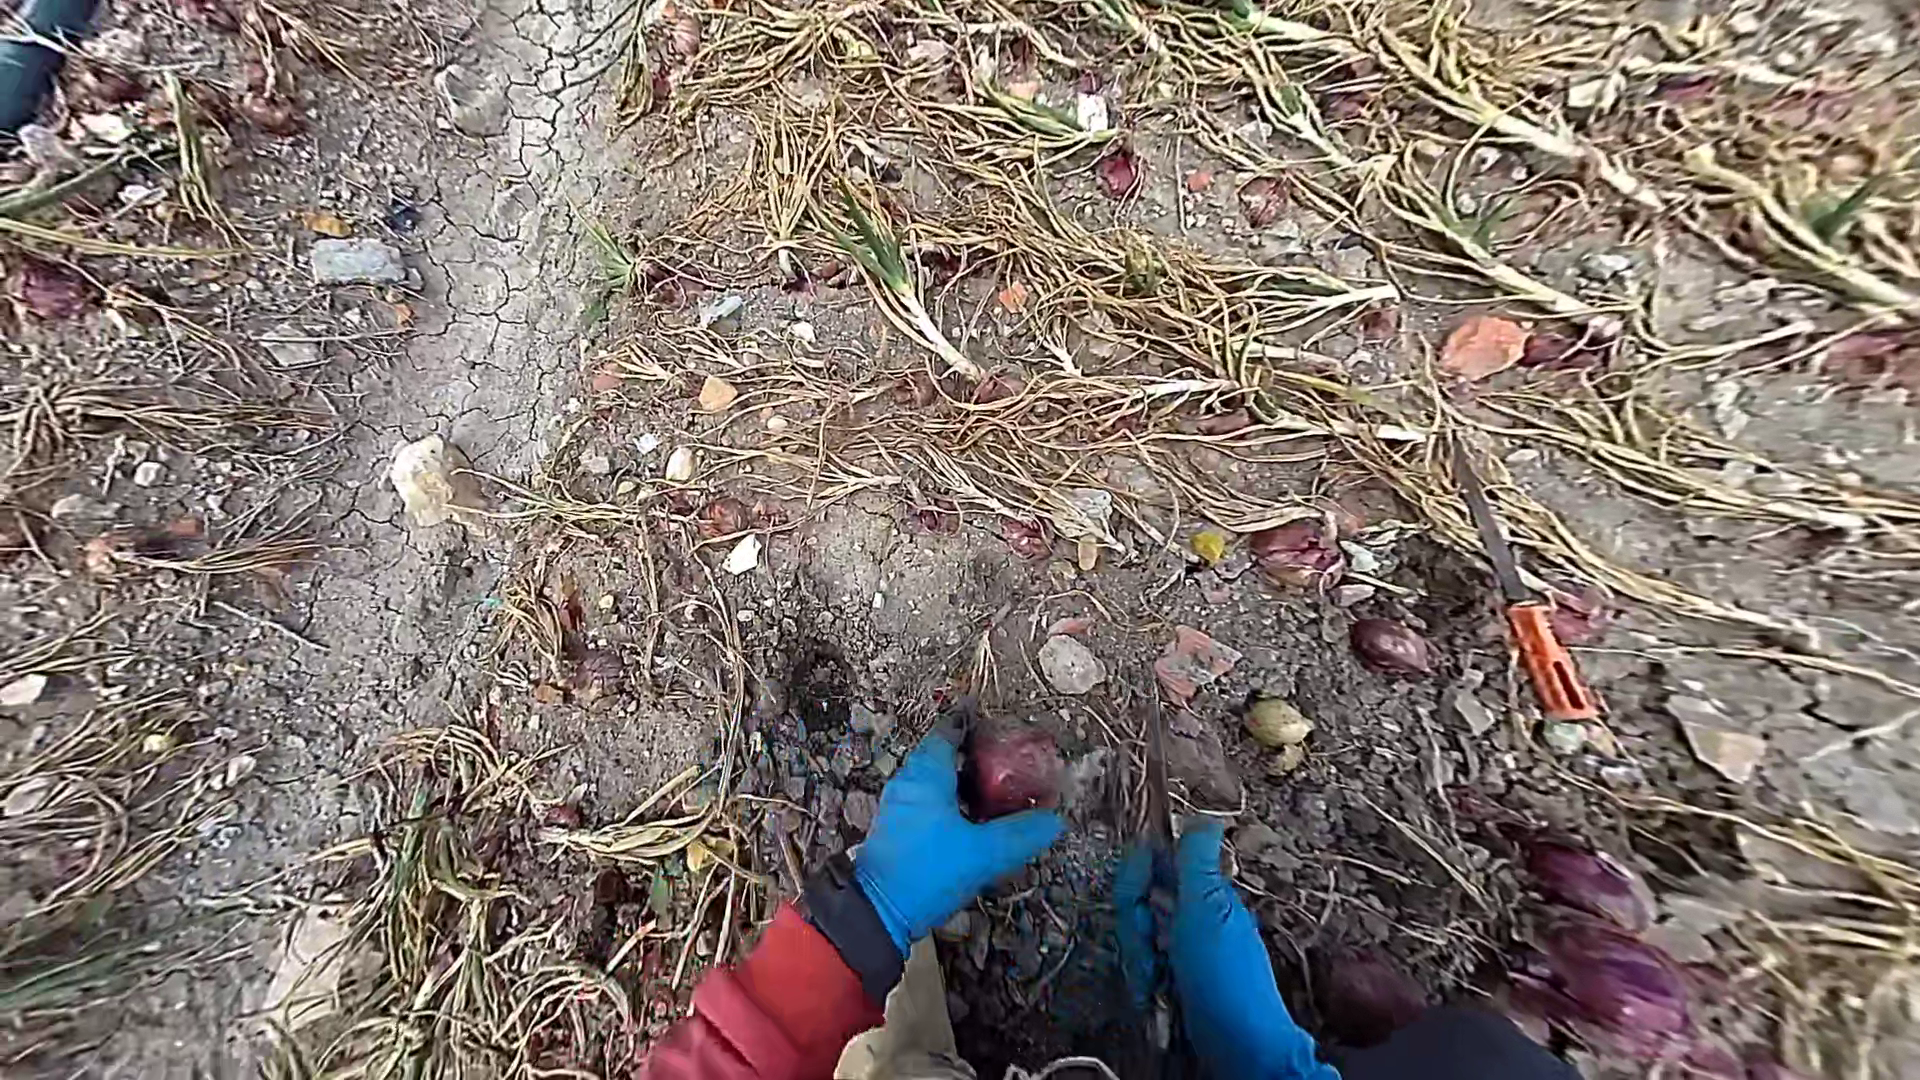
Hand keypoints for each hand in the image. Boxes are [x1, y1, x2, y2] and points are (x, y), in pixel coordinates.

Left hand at [853, 733, 1063, 951]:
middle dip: (970, 751)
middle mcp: (909, 780)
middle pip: (942, 751)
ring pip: (934, 777)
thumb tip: (1054, 822)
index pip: (948, 730)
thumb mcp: (981, 853)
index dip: (969, 722)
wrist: (877, 913)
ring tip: (990, 787)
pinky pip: (927, 798)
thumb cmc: (927, 870)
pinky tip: (969, 818)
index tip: (991, 720)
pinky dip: (949, 798)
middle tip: (1000, 755)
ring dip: (959, 777)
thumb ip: (1019, 835)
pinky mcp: (898, 825)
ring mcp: (900, 802)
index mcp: (926, 773)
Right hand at [1115, 822, 1336, 1079]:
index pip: (1149, 860)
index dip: (1135, 876)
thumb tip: (1207, 815)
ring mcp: (1179, 944)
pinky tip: (1152, 992)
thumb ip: (1198, 859)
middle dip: (1134, 923)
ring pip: (1136, 930)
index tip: (1138, 901)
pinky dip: (1141, 976)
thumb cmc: (1224, 975)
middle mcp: (1188, 911)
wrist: (1241, 1048)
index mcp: (1198, 888)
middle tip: (1150, 945)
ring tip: (1153, 977)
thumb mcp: (1207, 908)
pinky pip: (1141, 960)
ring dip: (1136, 954)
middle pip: (1137, 896)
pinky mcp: (1171, 972)